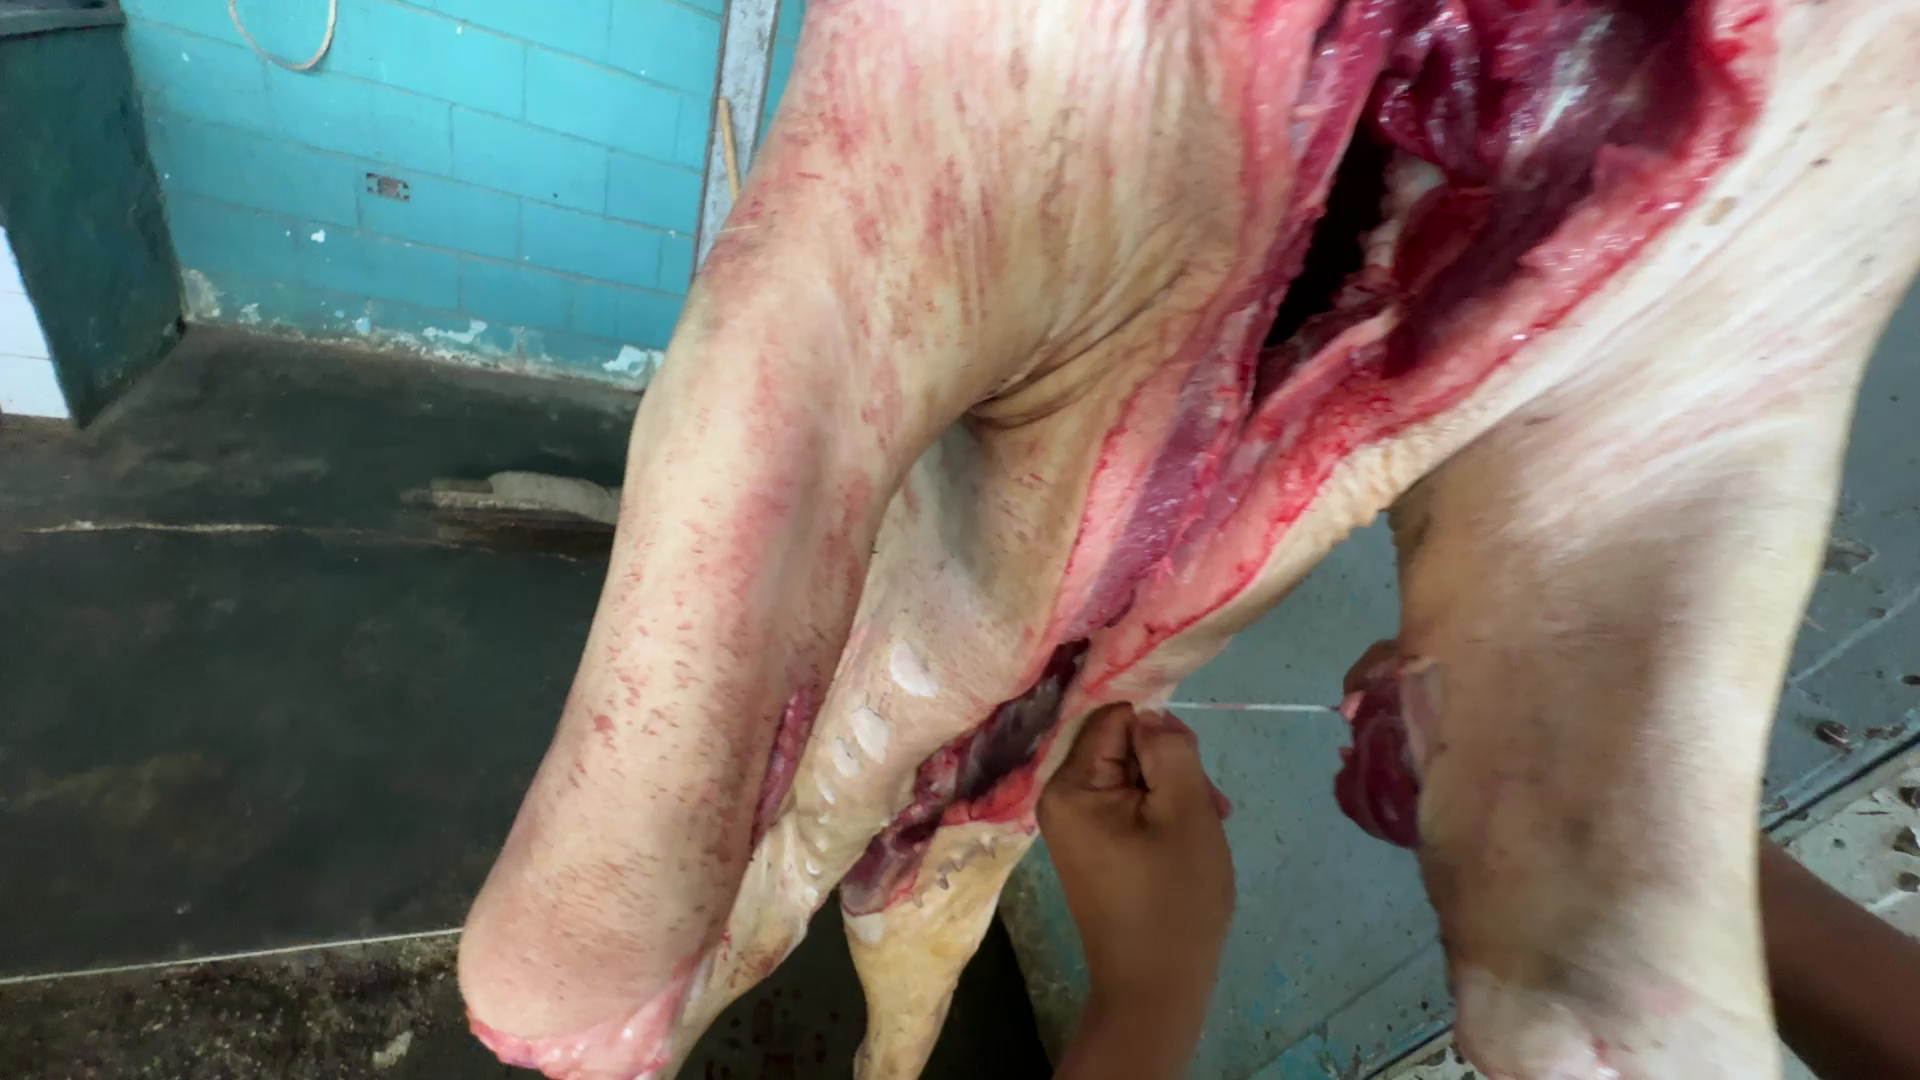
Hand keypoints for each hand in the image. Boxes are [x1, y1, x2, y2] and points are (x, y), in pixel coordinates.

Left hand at [1038, 703, 1234, 1067]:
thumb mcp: (1185, 813)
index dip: (1157, 732)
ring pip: (1127, 774)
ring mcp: (1071, 821)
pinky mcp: (1087, 841)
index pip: (1113, 720)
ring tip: (1207, 822)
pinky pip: (1123, 802)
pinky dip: (1158, 811)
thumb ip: (1169, 750)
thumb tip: (1151, 713)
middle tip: (1209, 802)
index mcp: (1069, 785)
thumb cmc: (1173, 900)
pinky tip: (1186, 836)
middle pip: (1119, 746)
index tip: (1190, 766)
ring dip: (1170, 789)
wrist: (1155, 988)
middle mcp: (1058, 796)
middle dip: (1167, 766)